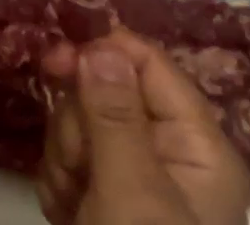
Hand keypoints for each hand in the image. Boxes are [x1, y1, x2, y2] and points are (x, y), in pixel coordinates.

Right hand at [37, 31, 249, 224]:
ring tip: (76, 206)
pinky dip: (58, 185)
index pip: (147, 64)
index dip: (100, 48)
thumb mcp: (132, 193)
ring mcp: (131, 174)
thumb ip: (113, 115)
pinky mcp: (101, 193)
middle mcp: (166, 152)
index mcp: (196, 145)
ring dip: (63, 161)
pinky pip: (64, 158)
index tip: (53, 51)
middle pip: (101, 91)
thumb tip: (101, 41)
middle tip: (78, 168)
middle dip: (76, 127)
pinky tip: (69, 215)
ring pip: (74, 125)